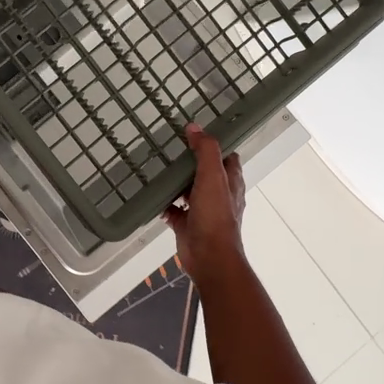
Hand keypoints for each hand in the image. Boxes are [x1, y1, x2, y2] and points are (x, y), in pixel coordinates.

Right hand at [163, 123, 247, 280]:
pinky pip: (174, 211)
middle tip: (170, 146)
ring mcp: (203, 211)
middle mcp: (219, 195)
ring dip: (176, 182)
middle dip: (191, 161)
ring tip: (158, 166)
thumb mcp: (212, 176)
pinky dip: (165, 204)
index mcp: (230, 182)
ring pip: (189, 190)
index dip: (214, 143)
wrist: (209, 256)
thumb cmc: (215, 215)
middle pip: (205, 172)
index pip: (226, 156)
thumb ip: (205, 150)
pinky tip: (152, 196)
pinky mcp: (188, 225)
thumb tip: (194, 127)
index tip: (195, 132)